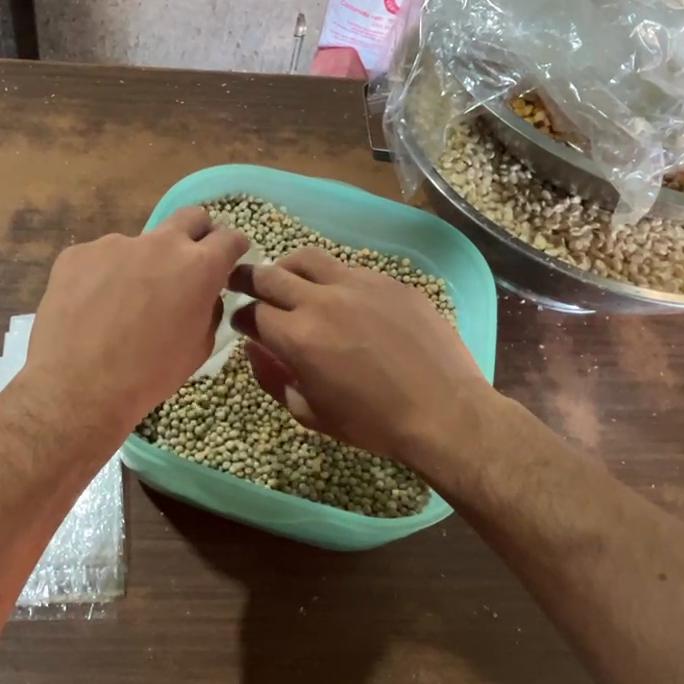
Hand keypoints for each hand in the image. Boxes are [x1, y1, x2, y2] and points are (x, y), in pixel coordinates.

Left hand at [21, 206, 249, 432]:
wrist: (79, 387)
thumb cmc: (149, 375)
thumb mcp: (199, 348)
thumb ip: (208, 308)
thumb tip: (203, 293)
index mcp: (198, 266)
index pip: (229, 239)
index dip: (233, 247)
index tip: (230, 256)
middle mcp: (160, 244)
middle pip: (190, 217)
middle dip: (196, 234)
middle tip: (188, 261)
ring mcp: (114, 244)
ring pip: (138, 245)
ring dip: (141, 264)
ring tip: (122, 303)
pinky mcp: (77, 253)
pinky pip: (99, 259)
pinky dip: (102, 276)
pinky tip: (91, 308)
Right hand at [231, 248, 493, 469]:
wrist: (443, 411)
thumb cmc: (372, 423)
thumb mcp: (310, 413)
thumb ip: (273, 378)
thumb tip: (256, 350)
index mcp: (296, 337)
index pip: (251, 313)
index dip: (240, 317)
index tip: (242, 323)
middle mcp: (321, 301)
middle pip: (269, 275)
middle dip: (248, 279)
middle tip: (242, 283)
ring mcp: (358, 284)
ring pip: (308, 259)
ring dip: (288, 267)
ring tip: (287, 277)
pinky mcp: (388, 281)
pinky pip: (349, 269)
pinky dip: (332, 278)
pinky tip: (340, 296)